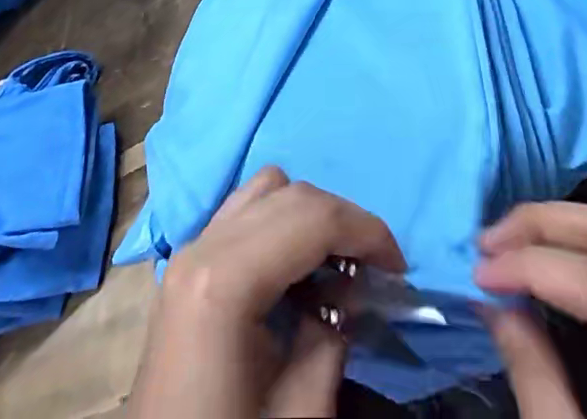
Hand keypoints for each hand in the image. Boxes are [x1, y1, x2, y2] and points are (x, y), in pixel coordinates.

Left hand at [125, 166, 404, 418]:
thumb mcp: (299, 409)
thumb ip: (332, 336)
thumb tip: (352, 288)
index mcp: (225, 280)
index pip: (310, 216)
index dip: (366, 231)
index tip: (400, 270)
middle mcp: (202, 246)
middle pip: (287, 192)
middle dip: (342, 219)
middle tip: (377, 269)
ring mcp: (188, 250)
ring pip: (262, 190)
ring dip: (309, 215)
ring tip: (338, 265)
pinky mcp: (186, 263)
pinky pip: (241, 213)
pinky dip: (279, 223)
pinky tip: (297, 270)